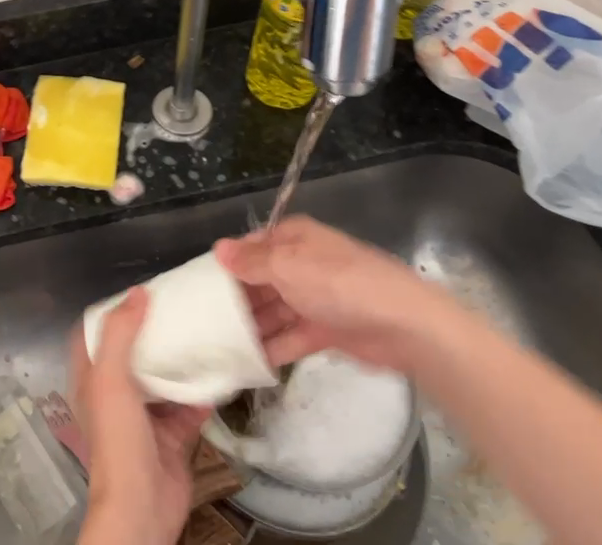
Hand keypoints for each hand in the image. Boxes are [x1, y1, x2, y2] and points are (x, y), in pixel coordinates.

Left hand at [69, 287, 211, 544]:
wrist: (142, 506)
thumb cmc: (118, 439)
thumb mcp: (112, 380)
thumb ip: (121, 335)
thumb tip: (137, 292)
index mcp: (92, 381)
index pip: (93, 337)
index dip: (110, 314)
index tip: (137, 294)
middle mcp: (115, 396)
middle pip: (133, 355)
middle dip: (153, 333)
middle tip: (179, 308)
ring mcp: (144, 417)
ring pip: (164, 380)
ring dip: (181, 361)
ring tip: (203, 332)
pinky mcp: (172, 436)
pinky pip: (188, 408)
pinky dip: (203, 393)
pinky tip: (220, 374)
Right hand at [214, 216, 463, 372]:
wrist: (404, 325)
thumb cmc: (340, 284)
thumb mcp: (288, 266)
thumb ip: (251, 262)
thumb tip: (218, 249)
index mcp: (294, 239)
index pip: (251, 247)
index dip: (226, 265)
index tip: (197, 286)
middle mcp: (302, 264)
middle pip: (260, 281)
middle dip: (235, 300)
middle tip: (202, 323)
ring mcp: (315, 299)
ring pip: (273, 311)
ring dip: (251, 327)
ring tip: (218, 347)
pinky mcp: (326, 330)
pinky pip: (291, 337)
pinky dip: (272, 347)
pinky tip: (247, 363)